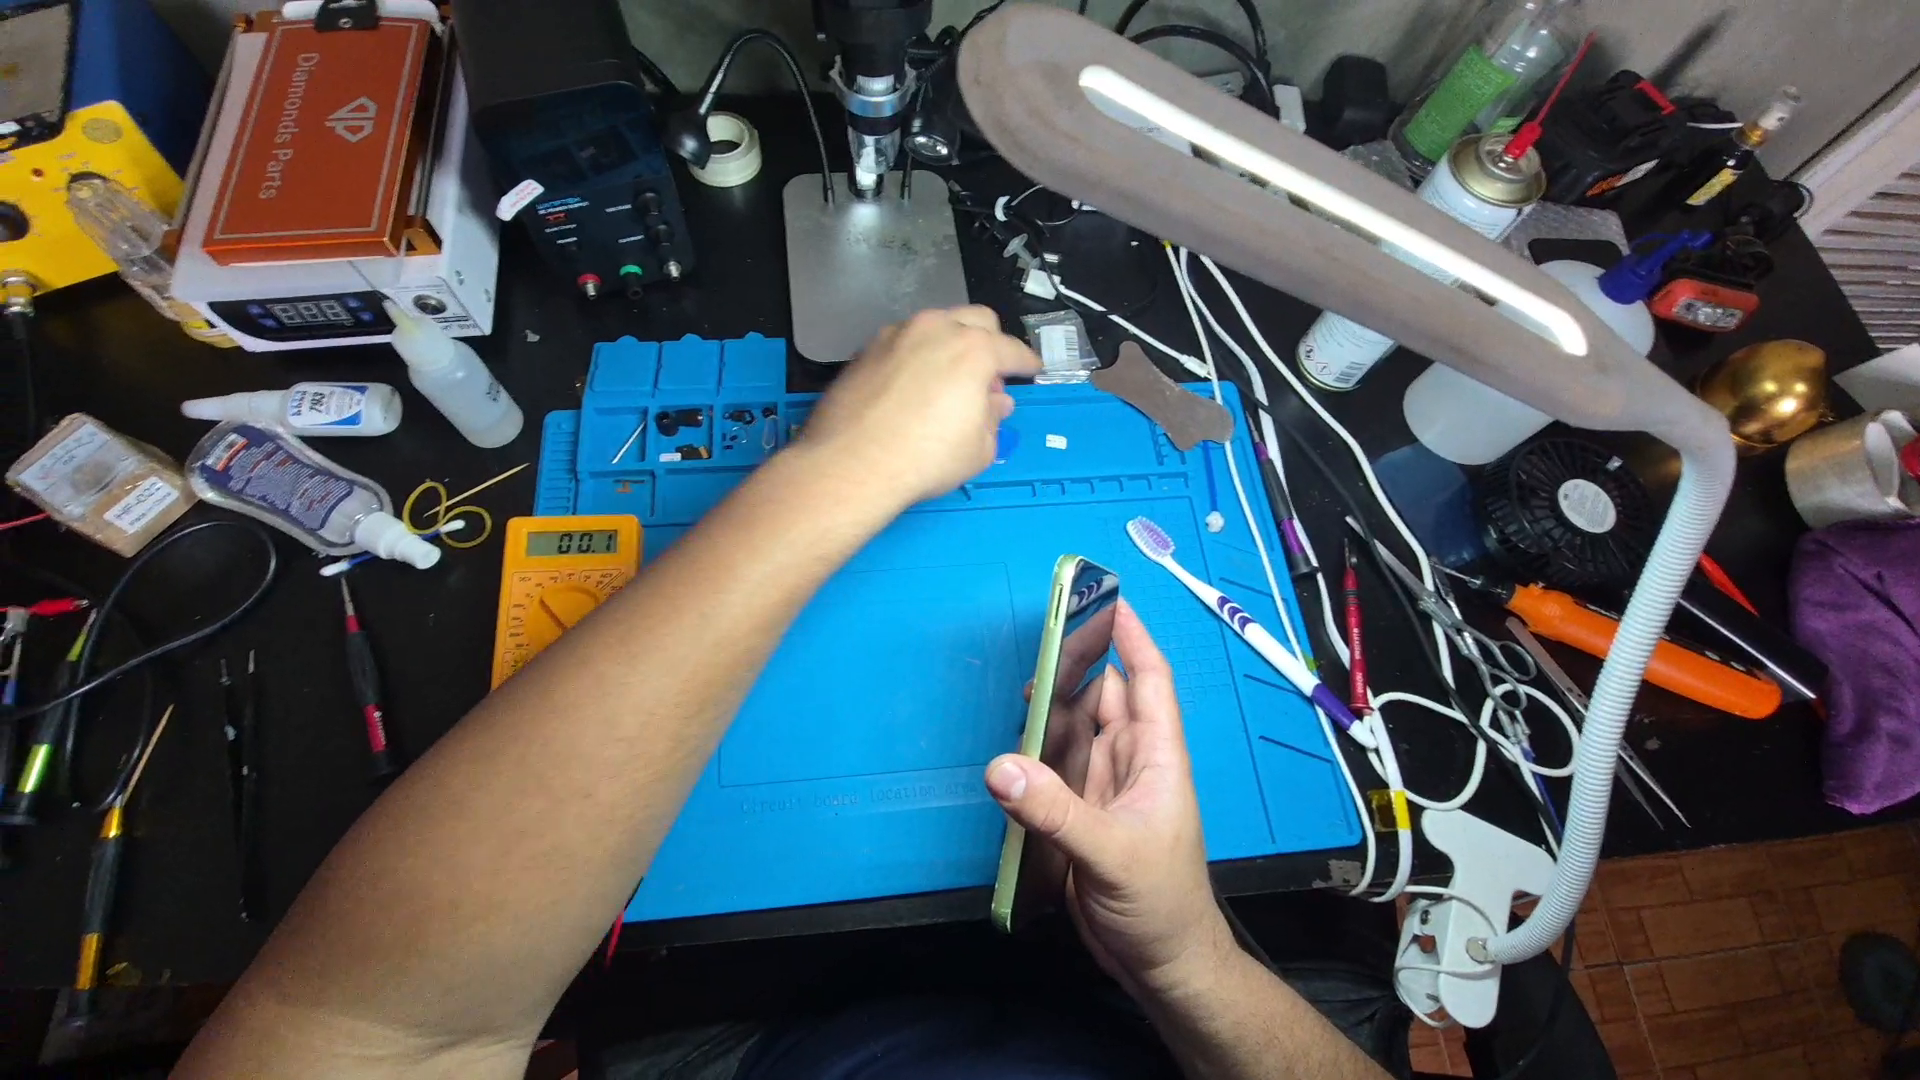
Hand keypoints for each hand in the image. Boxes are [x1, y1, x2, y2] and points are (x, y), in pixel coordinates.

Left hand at [801, 306, 1041, 508]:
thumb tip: (996, 405)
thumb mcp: (979, 449)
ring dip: (950, 346)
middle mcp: (934, 330)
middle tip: (990, 377)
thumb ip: (993, 419)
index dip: (1026, 362)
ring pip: (935, 327)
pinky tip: (914, 387)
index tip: (1031, 370)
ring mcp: (896, 335)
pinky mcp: (866, 350)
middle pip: (976, 320)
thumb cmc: (923, 460)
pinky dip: (917, 356)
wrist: (851, 465)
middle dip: (991, 343)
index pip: (1012, 350)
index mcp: (973, 350)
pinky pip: (903, 343)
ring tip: (950, 381)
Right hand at [986, 600, 1234, 995]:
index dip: (1132, 638)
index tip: (1108, 600)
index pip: (1148, 681)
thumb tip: (1000, 766)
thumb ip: (1054, 811)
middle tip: (1036, 645)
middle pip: (1103, 698)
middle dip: (1076, 669)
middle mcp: (1131, 762)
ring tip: (1019, 691)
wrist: (1160, 964)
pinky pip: (1056, 765)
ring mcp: (1104, 786)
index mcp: (1156, 756)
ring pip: (1077, 730)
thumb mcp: (1110, 853)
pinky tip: (1012, 744)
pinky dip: (1035, 750)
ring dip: (1051, 710)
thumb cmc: (1159, 904)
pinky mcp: (1080, 810)